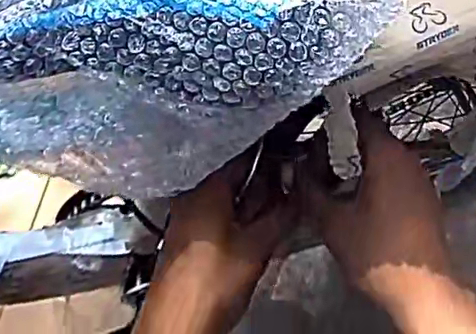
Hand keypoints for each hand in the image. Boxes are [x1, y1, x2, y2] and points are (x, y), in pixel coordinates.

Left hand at [134, 155, 295, 333]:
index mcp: (206, 188)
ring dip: (246, 204)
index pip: (240, 159)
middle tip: (284, 189)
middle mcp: (192, 195)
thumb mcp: (255, 249)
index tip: (285, 157)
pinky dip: (232, 219)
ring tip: (272, 211)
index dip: (265, 158)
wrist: (178, 321)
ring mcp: (185, 216)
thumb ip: (278, 218)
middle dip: (258, 184)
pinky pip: (212, 216)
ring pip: (222, 200)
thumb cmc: (214, 279)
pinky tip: (248, 232)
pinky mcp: (185, 238)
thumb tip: (296, 197)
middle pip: (230, 179)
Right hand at [301, 106, 475, 333]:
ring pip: (384, 154)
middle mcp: (407, 157)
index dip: (332, 117)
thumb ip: (310, 189)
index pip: (357, 115)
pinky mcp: (427, 198)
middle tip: (320, 154)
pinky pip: (397, 172)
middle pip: (370, 134)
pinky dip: (378, 175)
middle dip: (344, 141)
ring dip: (361, 159)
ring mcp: (421, 177)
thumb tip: (295, 169)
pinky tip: (361, 195)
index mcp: (386, 152)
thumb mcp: (333, 222)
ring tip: (336, 175)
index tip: (314, 127)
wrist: (427, 295)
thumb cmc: (379, 252)